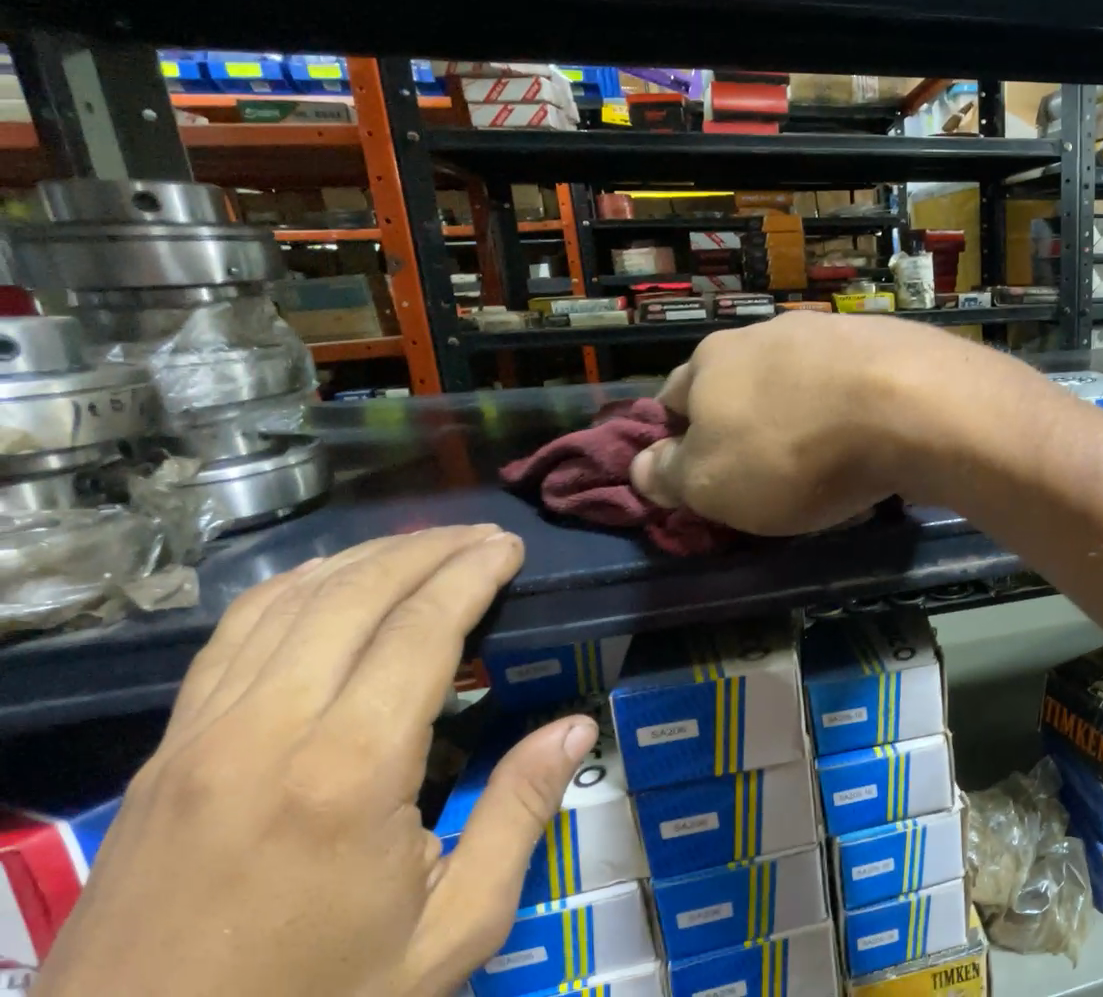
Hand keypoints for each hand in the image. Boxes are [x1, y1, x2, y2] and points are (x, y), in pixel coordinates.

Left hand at [34, 526, 595, 996]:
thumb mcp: (452, 928)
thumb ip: (519, 815)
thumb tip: (576, 726)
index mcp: (349, 773)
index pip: (420, 631)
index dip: (471, 575)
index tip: (511, 547)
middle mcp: (266, 731)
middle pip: (352, 596)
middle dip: (426, 551)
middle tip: (483, 537)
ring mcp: (199, 738)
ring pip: (284, 605)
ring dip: (361, 560)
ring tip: (420, 547)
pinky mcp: (162, 755)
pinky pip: (228, 640)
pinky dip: (288, 592)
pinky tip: (325, 585)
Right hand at [629, 312, 1038, 534]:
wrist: (911, 407)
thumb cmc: (793, 453)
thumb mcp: (712, 485)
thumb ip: (670, 475)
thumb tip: (642, 467)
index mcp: (713, 360)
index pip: (675, 397)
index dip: (680, 437)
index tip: (702, 474)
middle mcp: (768, 332)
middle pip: (743, 383)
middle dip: (748, 423)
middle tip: (769, 471)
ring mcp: (832, 331)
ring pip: (802, 380)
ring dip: (804, 414)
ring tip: (827, 460)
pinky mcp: (888, 342)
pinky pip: (856, 385)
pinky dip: (855, 412)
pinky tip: (875, 442)